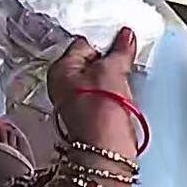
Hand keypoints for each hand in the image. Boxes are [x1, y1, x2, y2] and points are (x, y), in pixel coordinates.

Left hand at [49, 29, 139, 157]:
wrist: (107, 150)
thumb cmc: (100, 113)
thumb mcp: (112, 70)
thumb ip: (120, 50)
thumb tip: (125, 36)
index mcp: (60, 70)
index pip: (84, 43)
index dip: (105, 41)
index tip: (122, 40)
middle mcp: (64, 86)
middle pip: (92, 61)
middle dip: (110, 59)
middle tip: (125, 59)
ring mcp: (79, 102)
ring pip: (100, 78)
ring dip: (115, 76)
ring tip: (125, 80)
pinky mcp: (94, 115)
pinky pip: (107, 94)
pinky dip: (117, 91)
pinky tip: (124, 95)